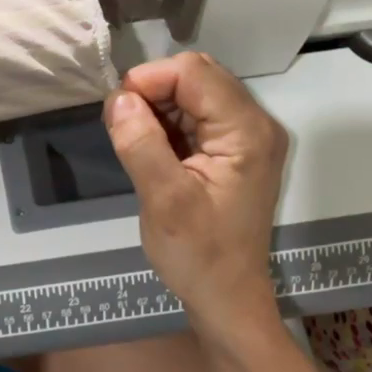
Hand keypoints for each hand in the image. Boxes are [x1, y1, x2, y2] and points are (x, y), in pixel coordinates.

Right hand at [103, 52, 287, 335]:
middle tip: (123, 129)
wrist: (226, 299)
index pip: (193, 73)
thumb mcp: (164, 201)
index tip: (117, 114)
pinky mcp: (233, 153)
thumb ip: (142, 144)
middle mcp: (254, 124)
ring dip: (157, 109)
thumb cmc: (199, 255)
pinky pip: (196, 119)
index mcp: (246, 131)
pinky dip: (168, 125)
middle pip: (196, 77)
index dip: (149, 82)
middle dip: (152, 93)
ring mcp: (246, 138)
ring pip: (194, 95)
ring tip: (135, 143)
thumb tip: (119, 99)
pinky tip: (152, 152)